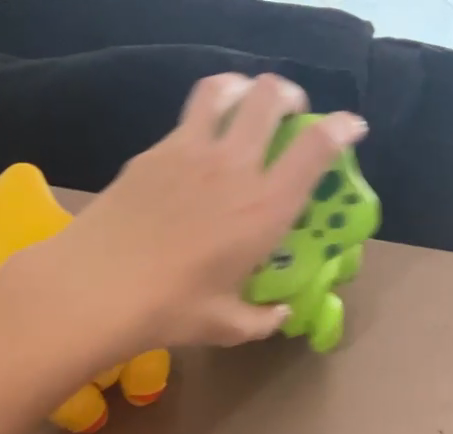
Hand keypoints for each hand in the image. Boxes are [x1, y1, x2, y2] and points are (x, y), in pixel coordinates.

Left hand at [42, 73, 366, 349]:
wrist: (100, 287)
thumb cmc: (174, 310)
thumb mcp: (228, 326)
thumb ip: (262, 319)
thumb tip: (279, 315)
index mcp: (265, 210)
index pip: (315, 149)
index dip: (341, 129)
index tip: (352, 127)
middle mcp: (234, 168)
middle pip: (271, 99)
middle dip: (290, 97)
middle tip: (293, 112)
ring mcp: (190, 151)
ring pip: (225, 90)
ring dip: (245, 89)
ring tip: (247, 103)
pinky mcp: (153, 152)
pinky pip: (188, 117)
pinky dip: (205, 116)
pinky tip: (199, 146)